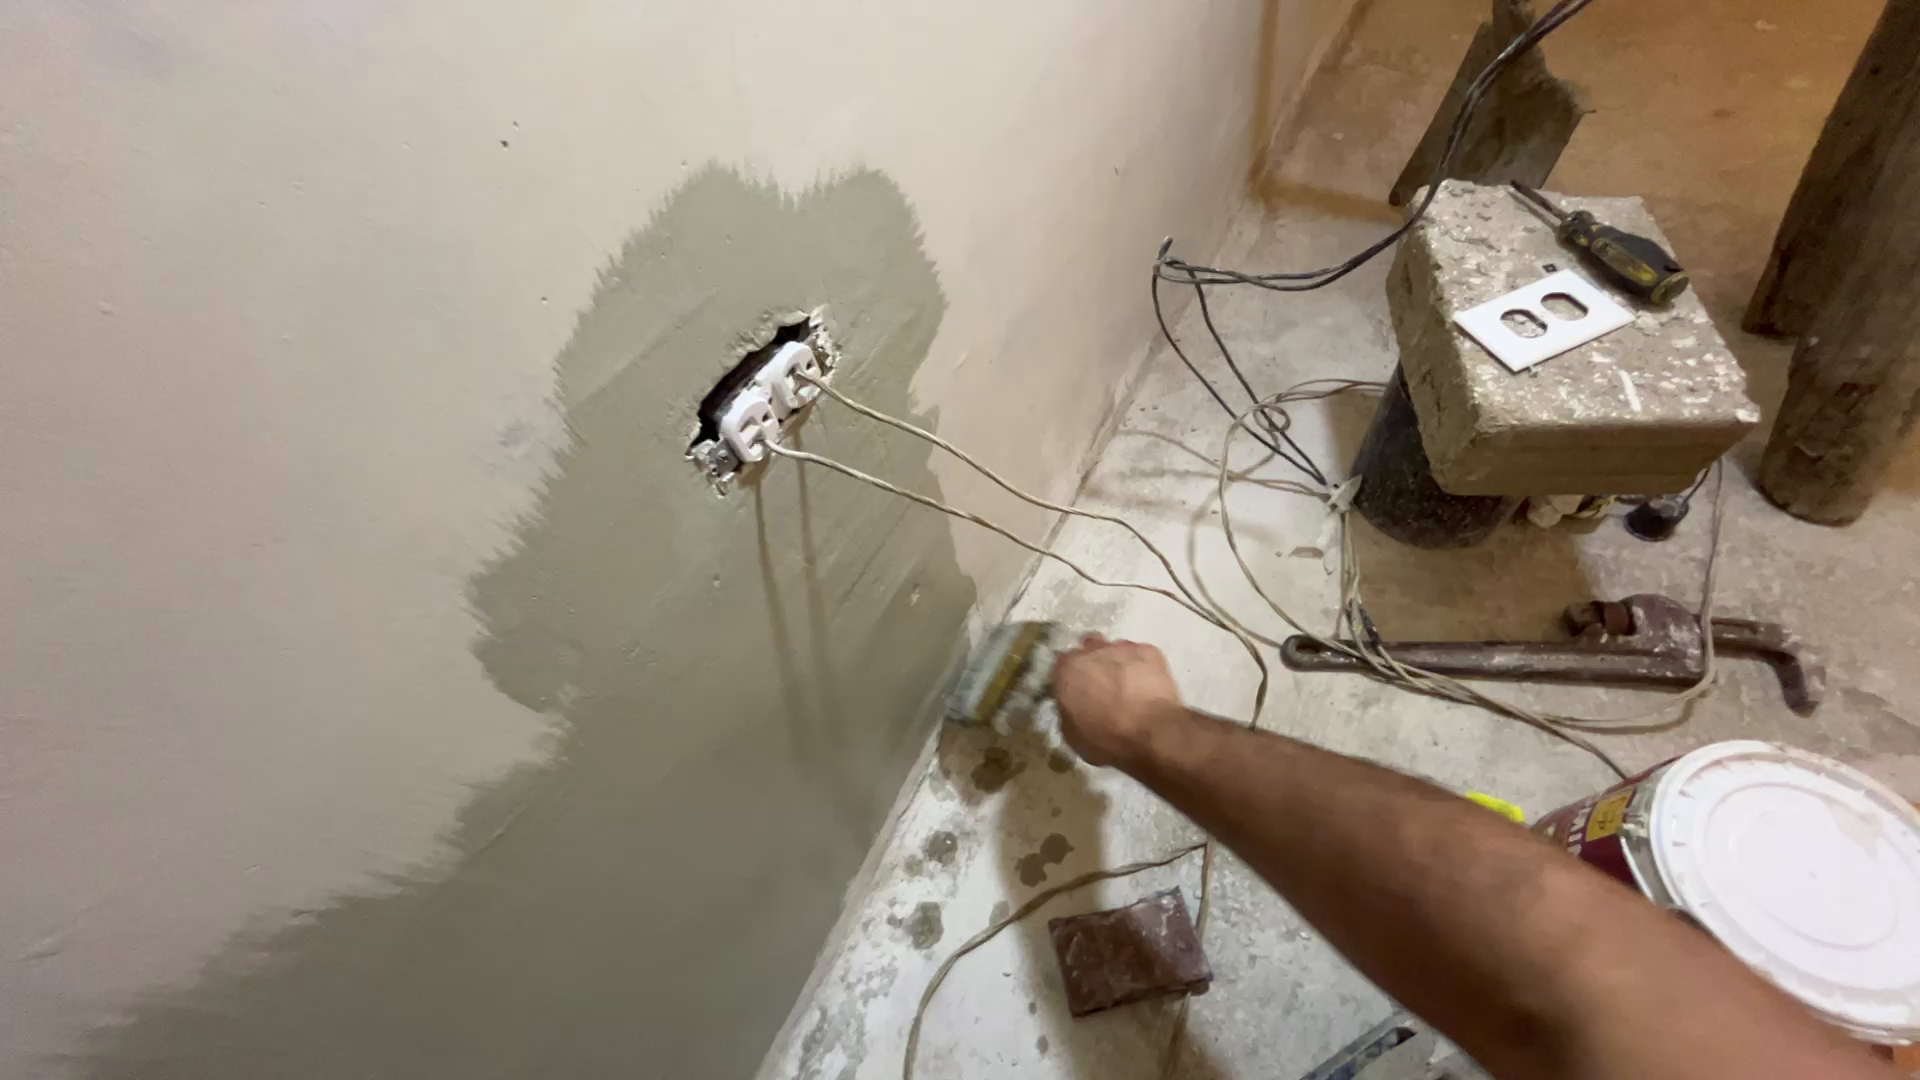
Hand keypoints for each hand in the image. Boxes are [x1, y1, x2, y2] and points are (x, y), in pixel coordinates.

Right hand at [1050, 634, 1182, 767]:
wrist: (1151, 733)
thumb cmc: (1106, 739)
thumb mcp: (1072, 735)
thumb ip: (1068, 710)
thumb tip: (1073, 705)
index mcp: (1067, 670)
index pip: (1062, 664)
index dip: (1071, 677)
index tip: (1077, 690)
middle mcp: (1091, 651)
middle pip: (1089, 648)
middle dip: (1094, 662)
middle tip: (1103, 685)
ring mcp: (1121, 647)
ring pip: (1116, 649)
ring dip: (1118, 663)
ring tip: (1129, 686)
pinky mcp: (1149, 650)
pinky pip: (1141, 654)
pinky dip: (1143, 666)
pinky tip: (1148, 685)